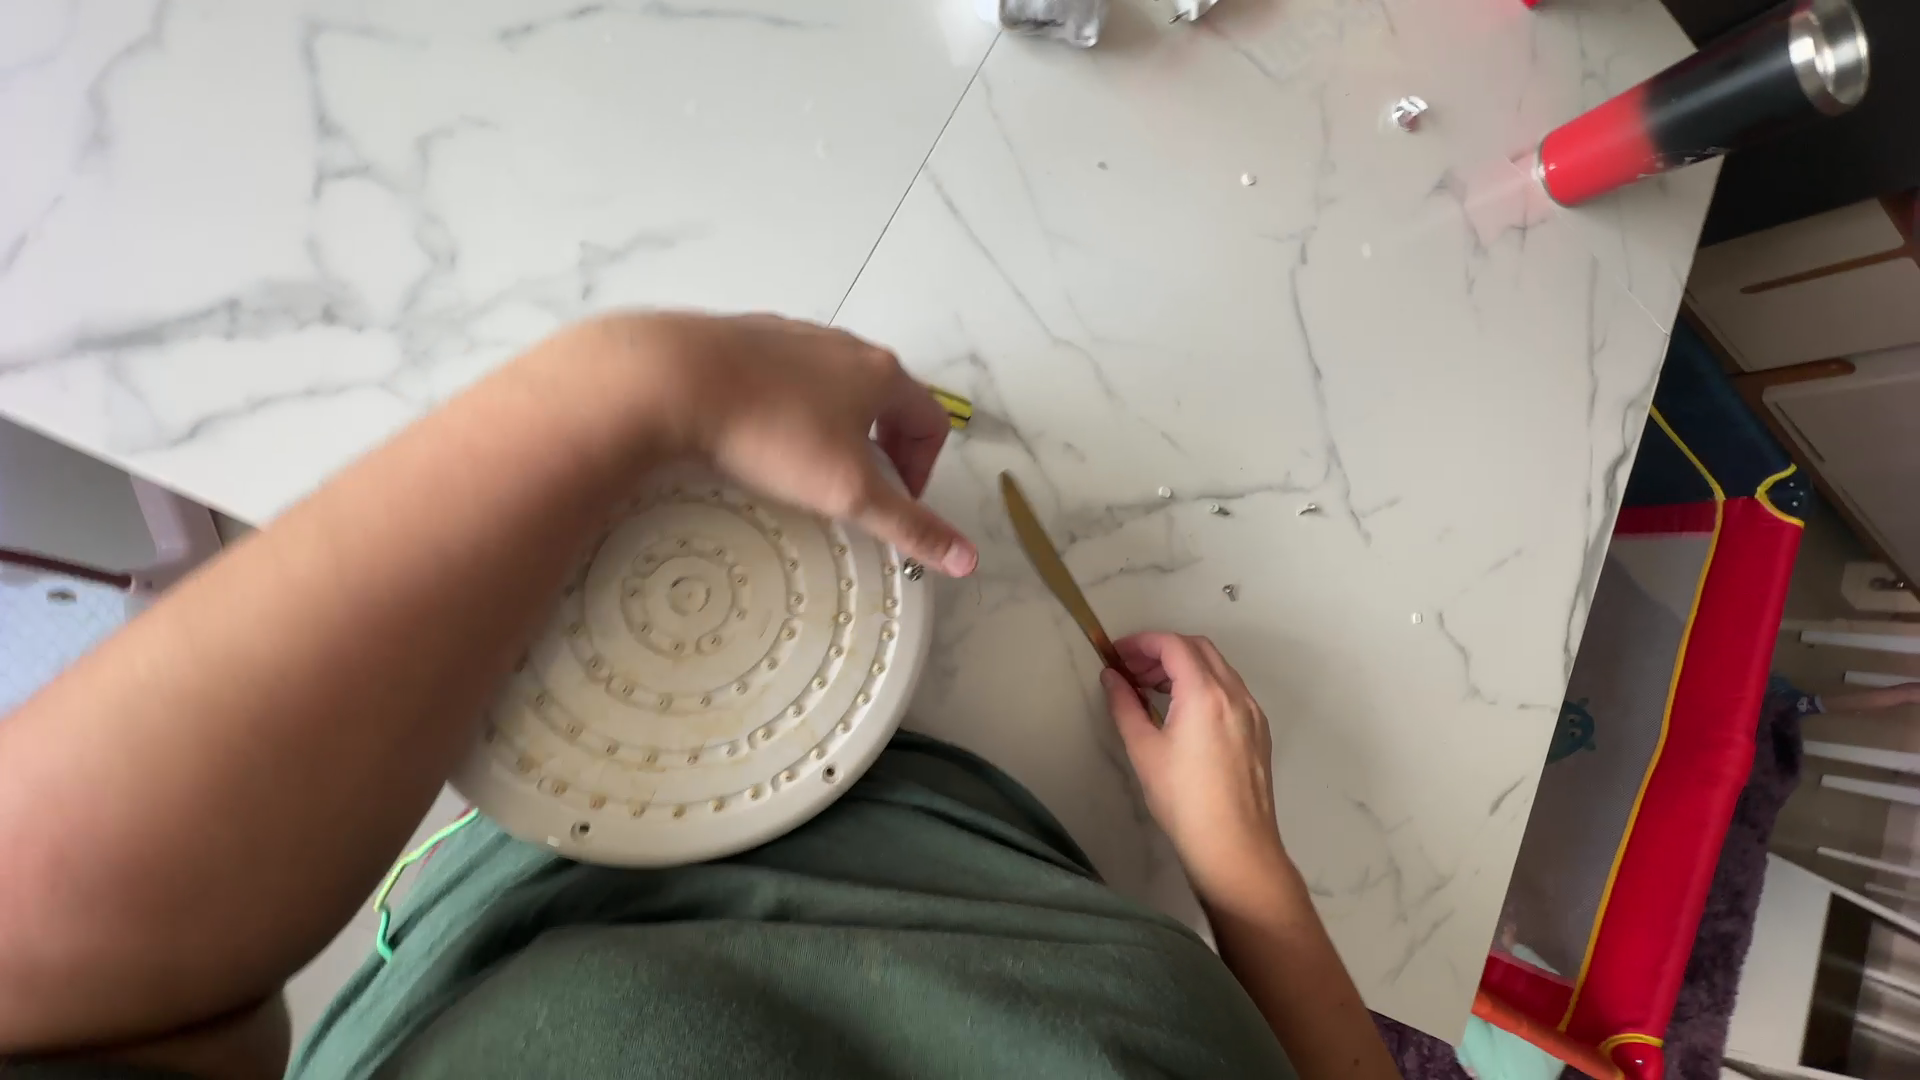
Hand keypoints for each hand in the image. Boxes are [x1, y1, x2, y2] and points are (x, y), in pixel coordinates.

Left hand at [572, 312, 977, 575]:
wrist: (671, 378)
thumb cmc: (775, 435)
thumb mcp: (850, 492)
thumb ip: (912, 526)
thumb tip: (970, 560)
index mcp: (883, 375)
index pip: (932, 422)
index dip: (924, 469)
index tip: (895, 503)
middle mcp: (847, 346)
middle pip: (888, 402)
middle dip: (884, 449)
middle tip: (856, 490)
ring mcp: (796, 335)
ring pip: (837, 386)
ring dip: (839, 427)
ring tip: (806, 465)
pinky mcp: (749, 335)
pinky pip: (790, 375)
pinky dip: (793, 406)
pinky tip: (760, 432)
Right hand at [1100, 632, 1285, 900]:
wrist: (1234, 847)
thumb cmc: (1182, 799)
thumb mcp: (1143, 749)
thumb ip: (1124, 704)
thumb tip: (1112, 677)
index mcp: (1205, 694)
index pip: (1173, 645)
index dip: (1141, 642)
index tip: (1117, 654)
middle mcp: (1234, 694)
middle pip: (1197, 648)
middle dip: (1161, 650)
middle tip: (1131, 670)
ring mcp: (1252, 712)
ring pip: (1216, 667)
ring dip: (1183, 666)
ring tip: (1151, 689)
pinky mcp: (1258, 731)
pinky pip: (1229, 689)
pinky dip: (1202, 684)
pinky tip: (1181, 711)